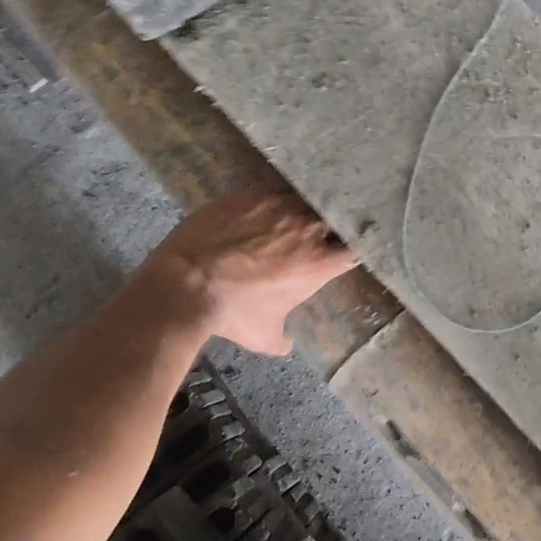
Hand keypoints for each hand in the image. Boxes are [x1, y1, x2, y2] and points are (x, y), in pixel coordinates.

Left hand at [135, 193, 357, 355]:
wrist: (186, 283)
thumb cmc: (233, 312)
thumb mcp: (263, 335)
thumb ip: (282, 339)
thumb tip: (286, 345)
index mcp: (319, 262)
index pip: (354, 248)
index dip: (351, 249)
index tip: (343, 252)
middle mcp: (307, 228)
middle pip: (331, 220)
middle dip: (326, 228)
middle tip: (313, 235)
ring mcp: (279, 206)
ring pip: (300, 203)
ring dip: (297, 213)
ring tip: (283, 221)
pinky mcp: (250, 195)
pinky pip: (268, 196)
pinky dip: (265, 206)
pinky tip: (253, 215)